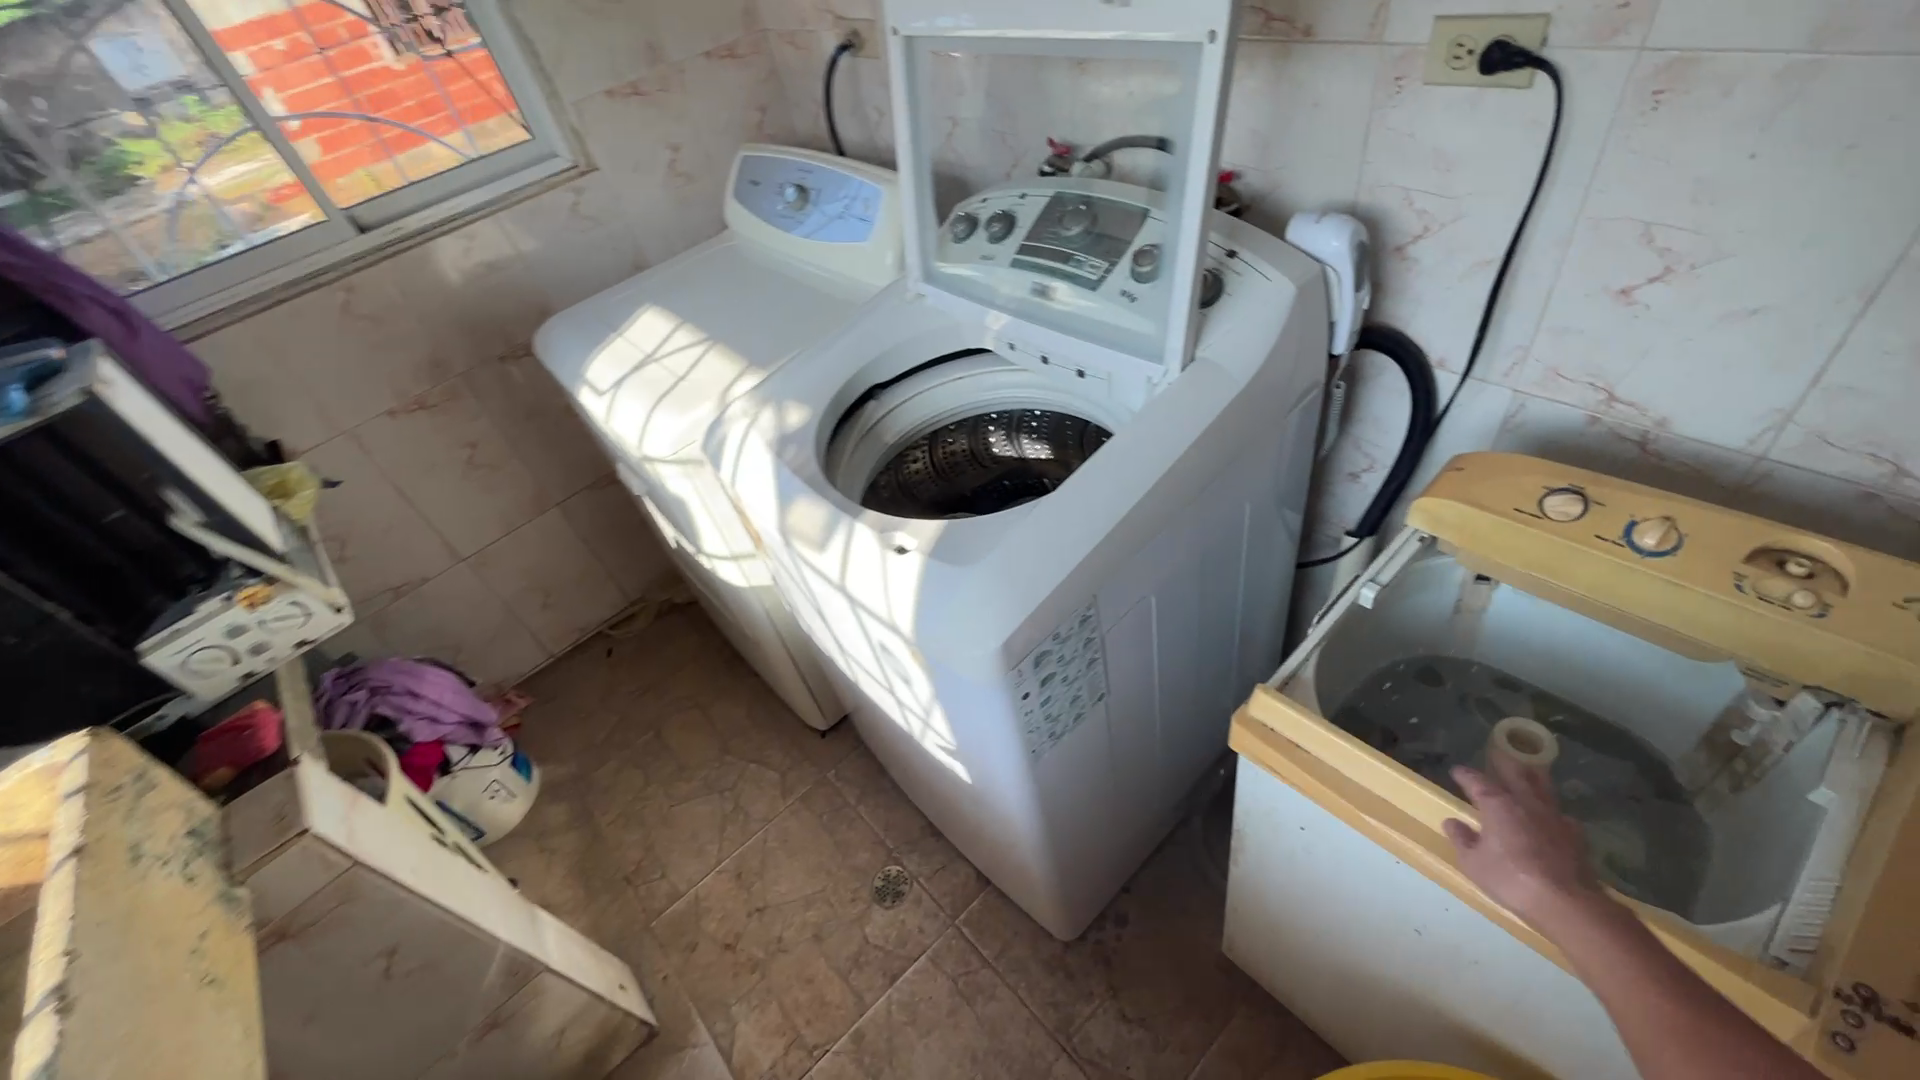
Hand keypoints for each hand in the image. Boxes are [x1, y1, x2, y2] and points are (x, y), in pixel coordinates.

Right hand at [1443, 756, 1606, 930]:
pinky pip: (1560, 814)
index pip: (1477, 781)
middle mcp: (1526, 803)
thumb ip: (1462, 839)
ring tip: (1529, 772)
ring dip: (1533, 779)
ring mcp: (1554, 818)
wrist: (1566, 902)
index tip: (1457, 771)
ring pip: (1543, 788)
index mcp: (1497, 805)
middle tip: (1497, 756)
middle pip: (1516, 774)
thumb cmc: (1510, 878)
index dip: (1465, 775)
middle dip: (1504, 764)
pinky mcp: (1575, 836)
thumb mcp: (1473, 862)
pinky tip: (1551, 817)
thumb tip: (1452, 822)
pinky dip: (1551, 811)